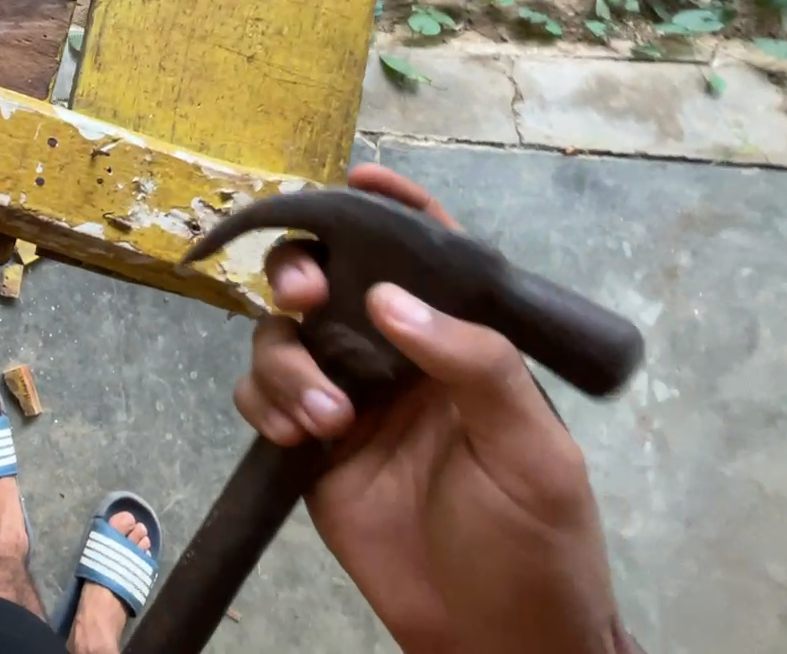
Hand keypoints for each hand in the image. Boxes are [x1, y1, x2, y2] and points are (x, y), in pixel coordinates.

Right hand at [234, 165, 625, 653]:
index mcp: (449, 344)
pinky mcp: (297, 431)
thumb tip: (385, 299)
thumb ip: (474, 365)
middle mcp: (384, 354)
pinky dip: (263, 402)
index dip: (391, 211)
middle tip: (303, 296)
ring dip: (286, 367)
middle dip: (297, 272)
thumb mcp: (530, 451)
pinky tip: (295, 437)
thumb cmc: (531, 538)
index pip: (423, 259)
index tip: (360, 179)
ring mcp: (336, 390)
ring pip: (276, 336)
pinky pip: (256, 392)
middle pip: (319, 280)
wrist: (483, 631)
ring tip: (322, 422)